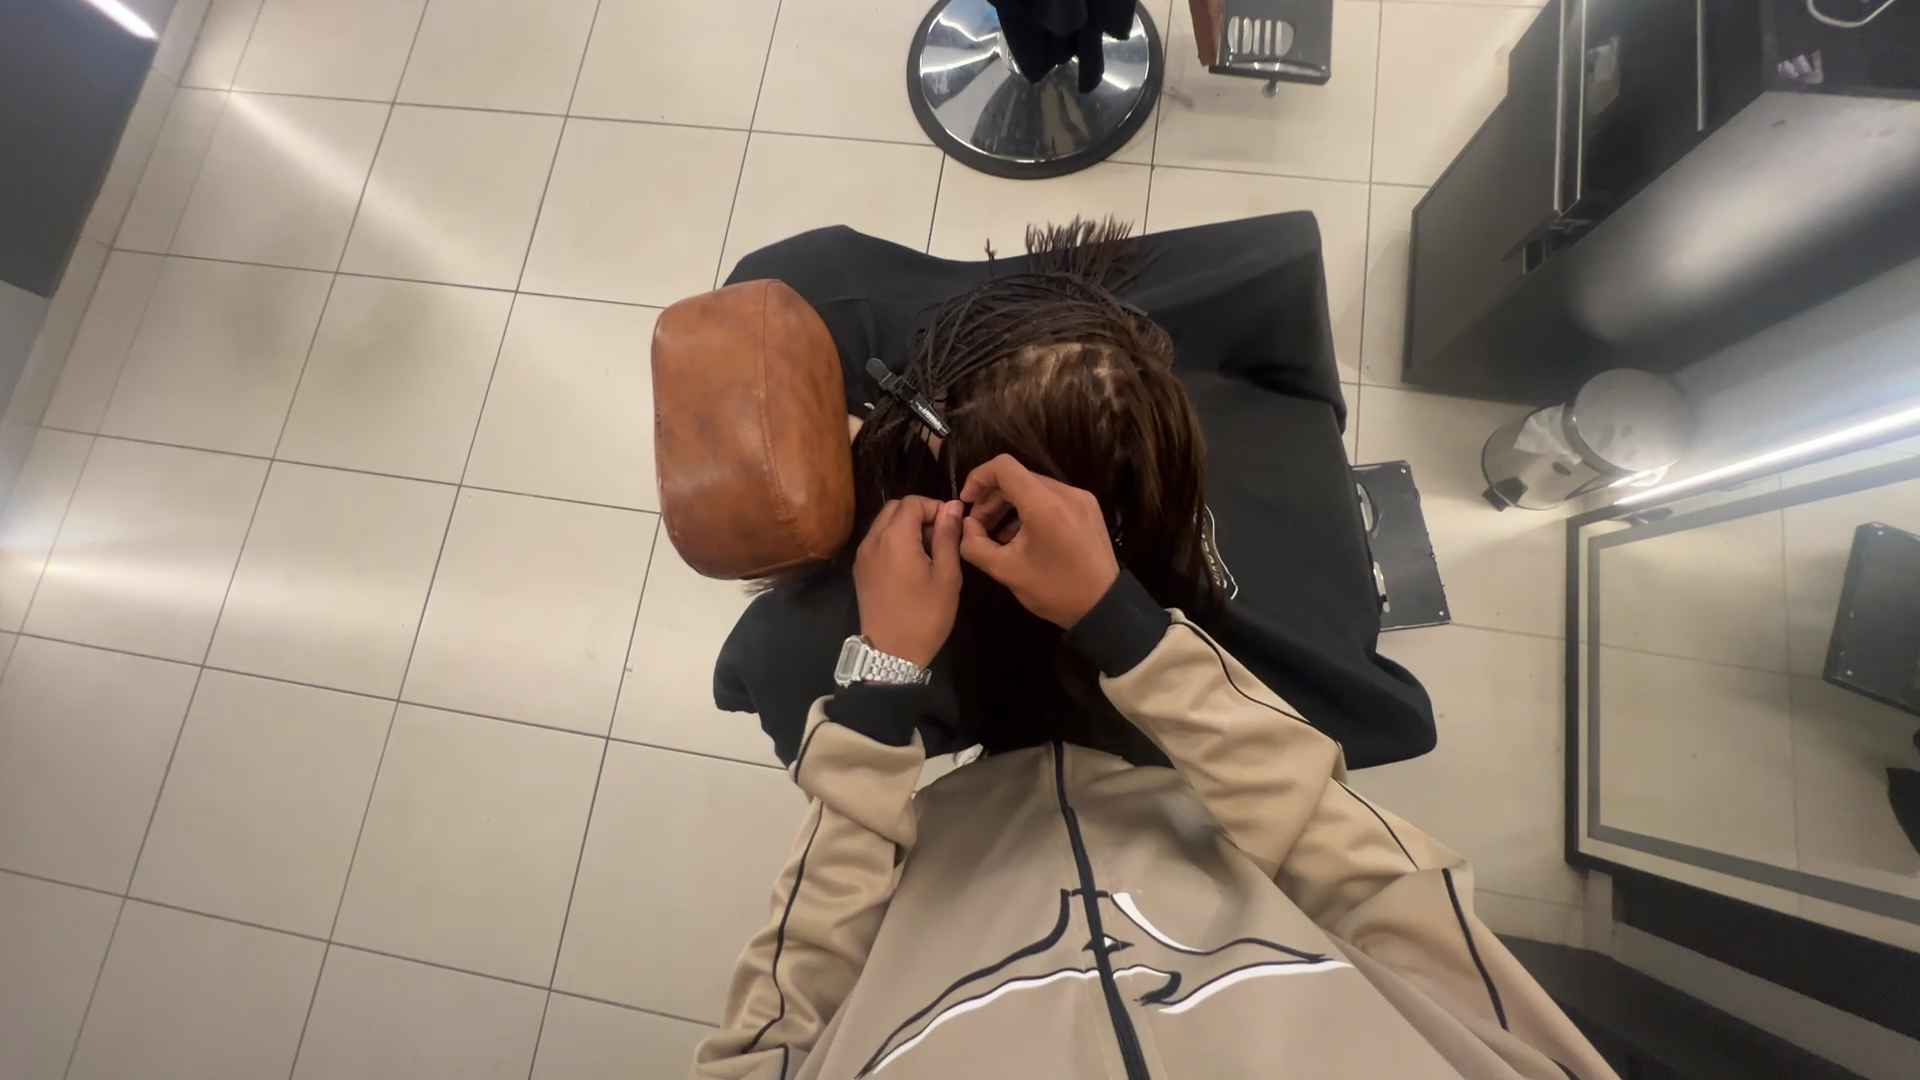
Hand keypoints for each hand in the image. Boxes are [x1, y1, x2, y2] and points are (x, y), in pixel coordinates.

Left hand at [854, 496, 964, 666]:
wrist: (891, 653)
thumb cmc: (925, 615)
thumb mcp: (947, 575)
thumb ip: (948, 536)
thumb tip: (953, 506)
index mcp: (895, 537)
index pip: (913, 502)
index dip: (935, 507)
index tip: (951, 527)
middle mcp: (873, 539)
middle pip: (895, 508)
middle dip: (919, 514)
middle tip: (940, 539)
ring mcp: (862, 555)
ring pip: (884, 523)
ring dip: (906, 527)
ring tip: (928, 553)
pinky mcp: (860, 570)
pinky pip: (877, 541)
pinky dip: (893, 541)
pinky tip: (910, 565)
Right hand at [958, 455, 1118, 627]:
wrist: (1104, 607)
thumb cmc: (1054, 590)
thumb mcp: (1006, 571)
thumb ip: (975, 545)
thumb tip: (966, 527)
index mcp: (1044, 504)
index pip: (1003, 466)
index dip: (978, 478)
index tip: (967, 503)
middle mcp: (1065, 493)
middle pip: (1018, 478)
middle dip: (991, 498)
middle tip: (978, 527)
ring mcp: (1080, 499)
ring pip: (1034, 489)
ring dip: (1009, 505)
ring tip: (997, 536)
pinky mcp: (1088, 509)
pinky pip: (1051, 499)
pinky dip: (1030, 511)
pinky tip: (1022, 538)